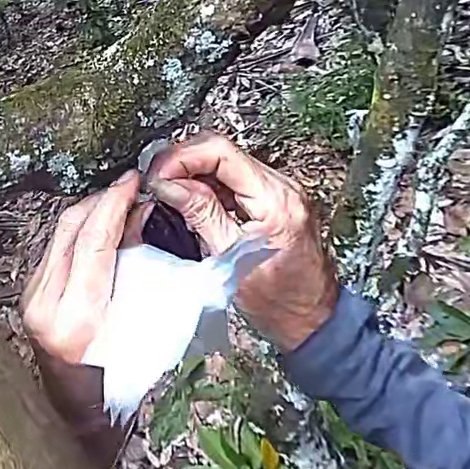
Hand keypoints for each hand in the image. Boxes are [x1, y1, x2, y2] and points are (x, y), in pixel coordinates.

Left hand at [20, 170, 143, 466]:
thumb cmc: (116, 389)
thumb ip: (142, 274)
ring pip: (60, 232)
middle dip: (103, 198)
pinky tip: (102, 226)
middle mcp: (45, 304)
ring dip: (92, 210)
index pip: (94, 240)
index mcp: (76, 318)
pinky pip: (56, 247)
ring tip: (120, 200)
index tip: (132, 182)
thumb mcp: (142, 334)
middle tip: (129, 185)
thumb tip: (141, 220)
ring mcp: (32, 298)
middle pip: (71, 227)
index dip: (115, 203)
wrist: (75, 420)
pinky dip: (81, 229)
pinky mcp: (30, 295)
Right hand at [146, 132, 339, 350]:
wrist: (312, 318)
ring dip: (191, 169)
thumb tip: (168, 185)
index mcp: (275, 201)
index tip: (159, 174)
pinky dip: (206, 181)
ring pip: (225, 159)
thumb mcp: (229, 260)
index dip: (182, 157)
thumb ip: (200, 214)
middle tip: (157, 180)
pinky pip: (233, 176)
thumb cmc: (280, 301)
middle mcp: (282, 187)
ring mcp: (279, 190)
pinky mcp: (272, 197)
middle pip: (222, 150)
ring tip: (167, 189)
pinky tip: (189, 197)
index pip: (222, 153)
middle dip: (182, 160)